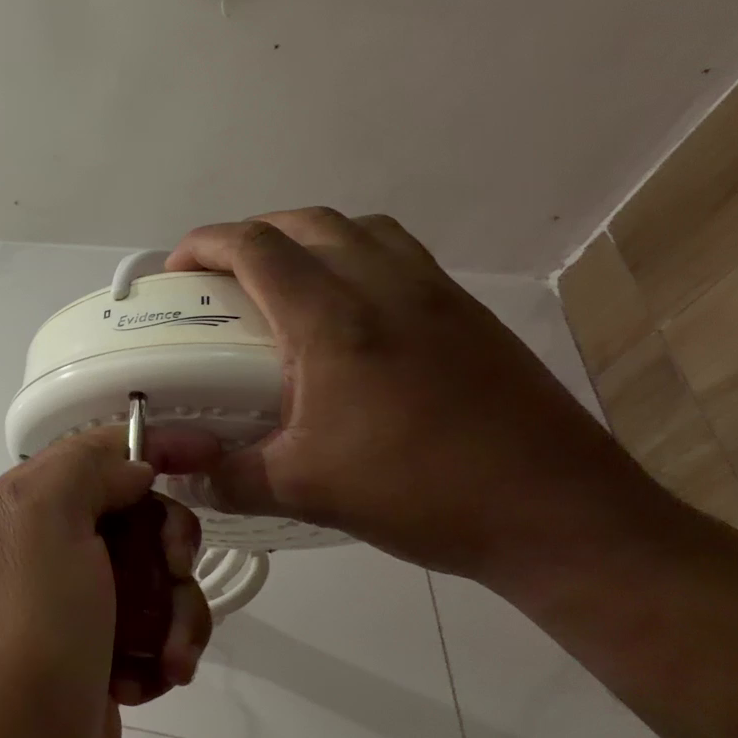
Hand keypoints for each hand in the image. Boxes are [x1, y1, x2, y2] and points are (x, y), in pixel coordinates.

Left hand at [0, 426, 221, 737]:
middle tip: (172, 570)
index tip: (208, 453)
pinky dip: (162, 653)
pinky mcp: (99, 657)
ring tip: (161, 655)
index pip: (94, 454)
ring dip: (175, 614)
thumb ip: (85, 469)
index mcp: (20, 506)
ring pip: (157, 579)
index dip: (151, 447)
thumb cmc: (28, 627)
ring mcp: (72, 606)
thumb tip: (130, 466)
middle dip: (169, 544)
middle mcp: (42, 549)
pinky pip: (154, 633)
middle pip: (137, 517)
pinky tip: (144, 682)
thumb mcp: (42, 518)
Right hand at [165, 209, 659, 582]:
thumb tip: (184, 473)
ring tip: (284, 283)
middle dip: (250, 234)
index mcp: (334, 321)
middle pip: (305, 222)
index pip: (256, 248)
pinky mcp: (469, 313)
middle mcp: (384, 287)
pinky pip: (398, 253)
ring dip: (308, 238)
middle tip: (222, 277)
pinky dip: (357, 255)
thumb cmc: (423, 494)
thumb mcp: (305, 491)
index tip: (176, 270)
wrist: (561, 515)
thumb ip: (230, 476)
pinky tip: (350, 314)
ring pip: (358, 228)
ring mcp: (435, 293)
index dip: (205, 244)